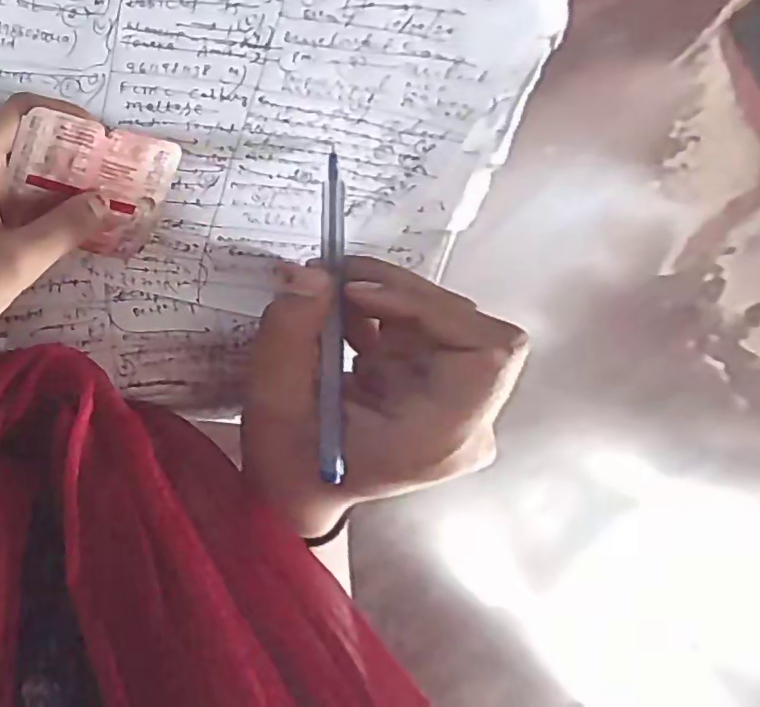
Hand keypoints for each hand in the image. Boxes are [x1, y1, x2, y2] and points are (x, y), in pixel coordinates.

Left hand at [0, 94, 114, 365]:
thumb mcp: (14, 262)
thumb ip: (64, 227)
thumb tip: (107, 199)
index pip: (21, 111)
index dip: (65, 115)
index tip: (102, 139)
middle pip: (26, 141)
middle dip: (72, 154)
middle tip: (115, 174)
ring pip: (22, 173)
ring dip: (62, 184)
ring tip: (108, 199)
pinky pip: (14, 201)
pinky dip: (45, 208)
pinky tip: (78, 226)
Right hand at [241, 257, 528, 537]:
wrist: (296, 487)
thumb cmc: (288, 457)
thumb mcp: (273, 394)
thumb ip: (291, 329)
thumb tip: (313, 272)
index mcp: (439, 433)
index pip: (485, 350)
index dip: (428, 307)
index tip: (357, 294)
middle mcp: (462, 416)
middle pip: (462, 323)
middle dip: (395, 289)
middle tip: (329, 276)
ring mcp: (449, 399)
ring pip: (439, 316)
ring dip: (382, 293)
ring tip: (325, 296)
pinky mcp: (428, 382)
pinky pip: (418, 326)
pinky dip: (375, 308)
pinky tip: (335, 318)